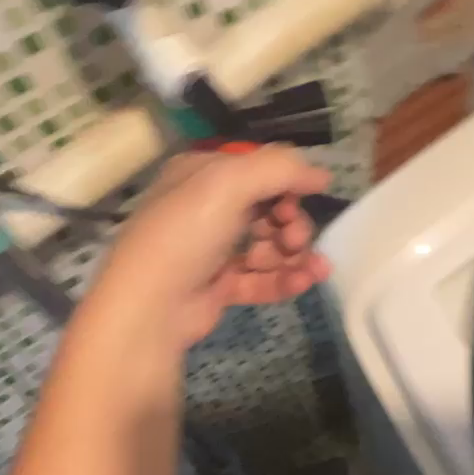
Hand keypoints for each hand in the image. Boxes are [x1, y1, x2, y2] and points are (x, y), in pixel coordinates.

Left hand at [89, 145, 332, 349]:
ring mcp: (217, 250)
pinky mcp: (223, 286)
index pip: (259, 172)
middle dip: (292, 225)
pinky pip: (264, 278)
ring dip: (296, 256)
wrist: (152, 305)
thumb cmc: (186, 233)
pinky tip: (305, 282)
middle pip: (270, 211)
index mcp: (205, 174)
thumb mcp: (229, 182)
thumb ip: (279, 169)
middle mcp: (210, 208)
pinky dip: (286, 280)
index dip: (287, 186)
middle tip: (295, 239)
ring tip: (311, 269)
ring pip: (271, 248)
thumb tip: (322, 174)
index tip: (301, 202)